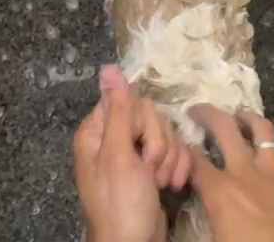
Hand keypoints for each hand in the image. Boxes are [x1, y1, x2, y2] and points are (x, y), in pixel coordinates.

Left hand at [74, 65, 193, 241]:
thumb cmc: (121, 206)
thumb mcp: (118, 157)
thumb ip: (117, 111)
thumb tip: (108, 67)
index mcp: (97, 132)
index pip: (128, 101)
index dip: (142, 122)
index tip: (140, 145)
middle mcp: (113, 139)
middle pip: (149, 116)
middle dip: (158, 144)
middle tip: (149, 171)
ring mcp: (133, 156)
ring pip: (164, 133)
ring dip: (169, 159)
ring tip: (161, 184)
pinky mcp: (151, 170)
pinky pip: (171, 152)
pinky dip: (176, 168)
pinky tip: (173, 185)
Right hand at [186, 105, 273, 241]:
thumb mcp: (215, 241)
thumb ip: (204, 222)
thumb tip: (184, 227)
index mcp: (221, 192)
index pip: (193, 161)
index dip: (181, 150)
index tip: (174, 143)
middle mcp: (245, 174)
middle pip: (224, 128)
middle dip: (208, 113)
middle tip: (197, 109)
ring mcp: (273, 176)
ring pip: (262, 131)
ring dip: (248, 120)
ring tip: (240, 117)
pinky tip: (269, 163)